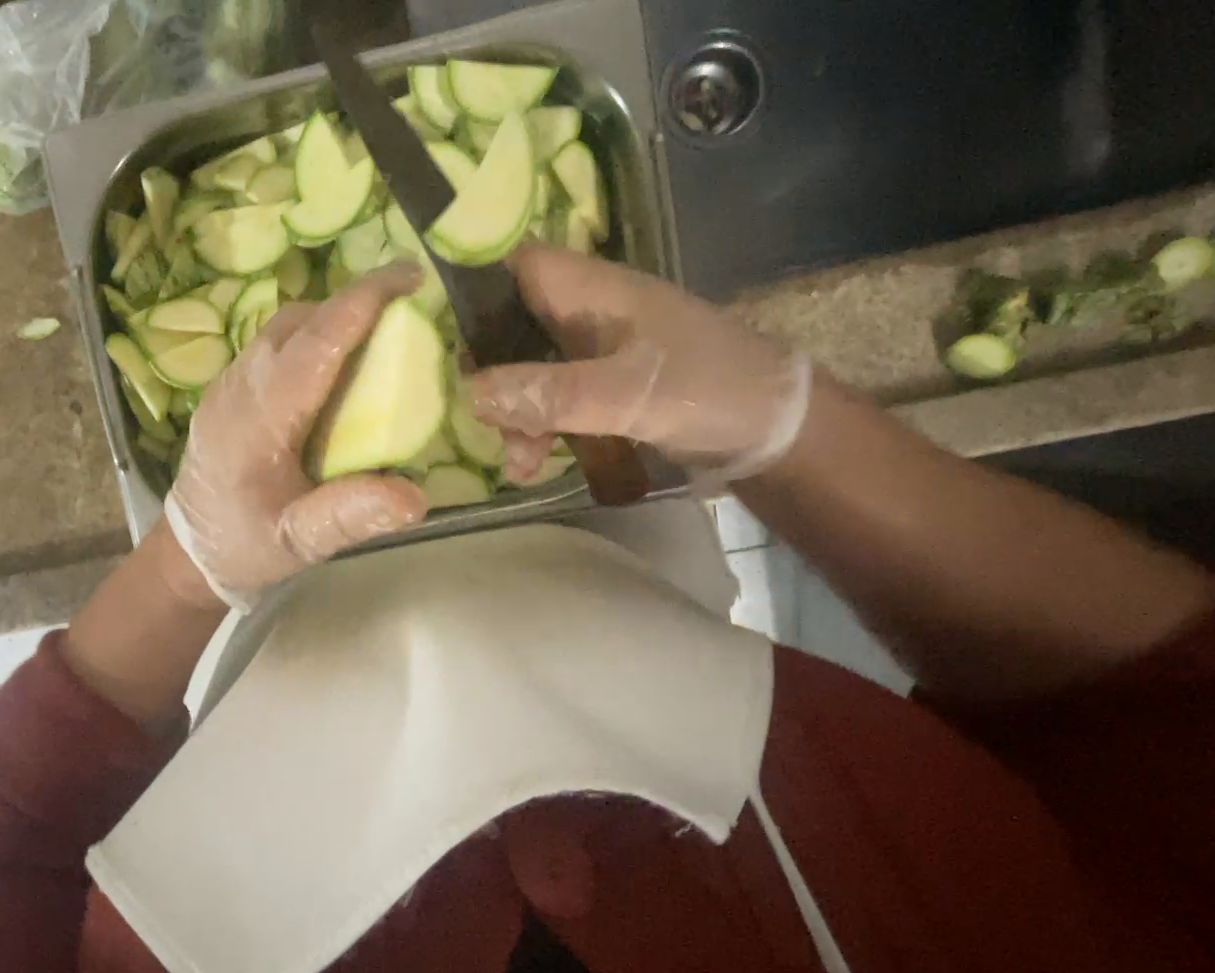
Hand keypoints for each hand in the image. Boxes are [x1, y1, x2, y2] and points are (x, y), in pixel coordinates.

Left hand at [164, 263, 430, 609]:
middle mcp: (237, 388)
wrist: (189, 553)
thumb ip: (347, 518)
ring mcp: (227, 385)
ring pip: (282, 329)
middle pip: (297, 322)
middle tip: (408, 309)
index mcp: (256, 419)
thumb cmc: (244, 548)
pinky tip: (338, 368)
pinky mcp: (227, 391)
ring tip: (380, 335)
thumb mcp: (297, 544)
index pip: (315, 342)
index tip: (411, 276)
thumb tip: (414, 496)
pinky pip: (273, 346)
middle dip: (353, 304)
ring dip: (331, 319)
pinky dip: (312, 338)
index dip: (363, 303)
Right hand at [471, 244, 812, 487]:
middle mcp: (587, 312)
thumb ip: (547, 393)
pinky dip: (536, 427)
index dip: (472, 287)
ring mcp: (595, 351)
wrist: (777, 432)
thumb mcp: (624, 393)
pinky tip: (529, 466)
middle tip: (474, 415)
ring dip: (512, 413)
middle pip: (510, 325)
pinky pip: (551, 398)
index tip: (437, 333)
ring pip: (527, 369)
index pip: (515, 264)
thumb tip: (468, 395)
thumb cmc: (707, 390)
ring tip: (515, 463)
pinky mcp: (605, 386)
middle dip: (487, 373)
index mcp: (592, 291)